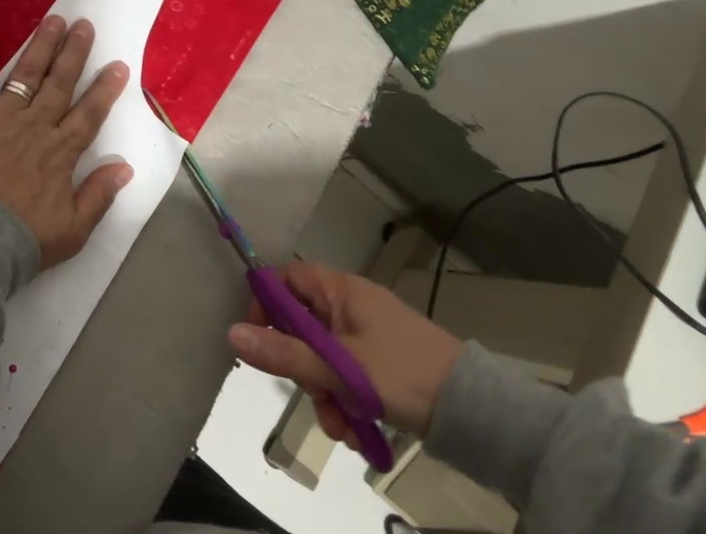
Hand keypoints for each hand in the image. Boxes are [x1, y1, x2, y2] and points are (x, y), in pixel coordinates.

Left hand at [0, 16, 133, 268]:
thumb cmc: (20, 240)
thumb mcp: (73, 230)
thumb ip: (99, 195)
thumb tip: (125, 168)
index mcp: (60, 153)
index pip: (88, 115)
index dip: (104, 90)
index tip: (117, 66)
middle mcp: (35, 127)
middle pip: (59, 84)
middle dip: (74, 53)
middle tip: (84, 25)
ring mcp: (0, 118)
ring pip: (26, 74)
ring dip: (41, 45)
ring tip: (53, 19)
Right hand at [229, 261, 463, 443]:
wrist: (474, 411)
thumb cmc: (404, 376)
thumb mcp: (338, 368)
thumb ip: (284, 354)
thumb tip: (231, 334)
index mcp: (342, 291)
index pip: (286, 277)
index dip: (266, 302)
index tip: (259, 338)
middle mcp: (351, 306)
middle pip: (301, 324)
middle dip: (300, 366)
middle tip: (311, 393)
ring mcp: (366, 335)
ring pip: (321, 356)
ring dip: (321, 393)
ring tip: (339, 426)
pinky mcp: (380, 363)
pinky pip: (343, 374)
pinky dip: (342, 400)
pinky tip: (353, 429)